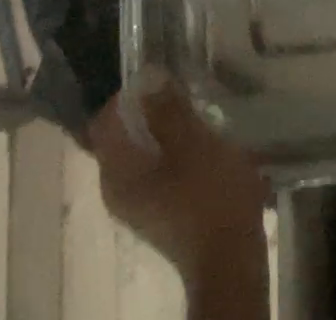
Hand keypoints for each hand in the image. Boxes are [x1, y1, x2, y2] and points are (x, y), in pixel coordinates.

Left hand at [88, 67, 267, 297]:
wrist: (230, 258)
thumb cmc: (211, 197)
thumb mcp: (194, 144)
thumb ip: (169, 111)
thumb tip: (148, 76)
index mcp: (118, 172)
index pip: (105, 121)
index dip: (130, 95)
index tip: (164, 78)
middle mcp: (118, 190)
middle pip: (124, 137)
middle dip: (153, 112)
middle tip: (188, 94)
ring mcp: (139, 205)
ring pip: (145, 154)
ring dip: (169, 133)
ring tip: (203, 118)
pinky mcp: (162, 213)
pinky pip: (160, 172)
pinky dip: (178, 155)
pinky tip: (209, 150)